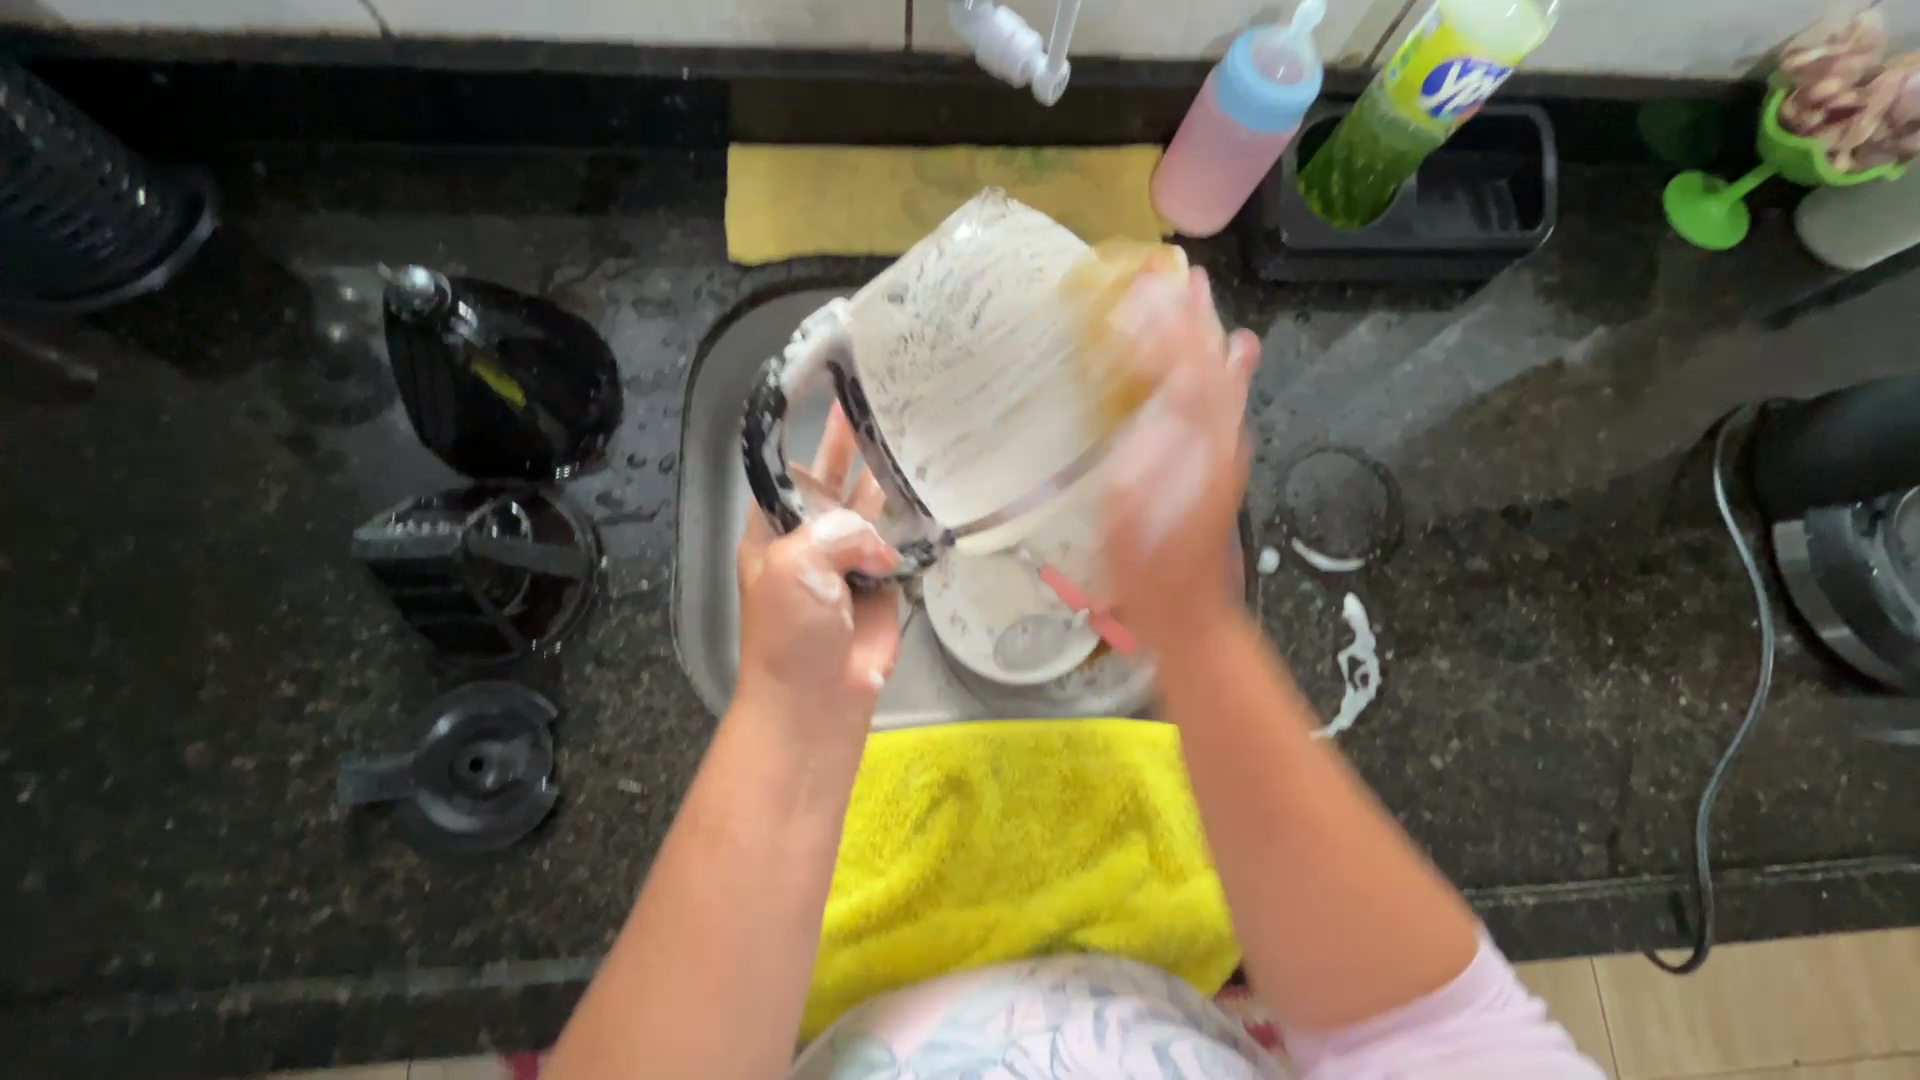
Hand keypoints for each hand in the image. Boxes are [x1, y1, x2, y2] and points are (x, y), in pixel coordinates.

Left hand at [734, 405, 902, 737]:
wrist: (817, 700)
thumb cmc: (790, 632)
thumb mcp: (795, 568)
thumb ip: (836, 531)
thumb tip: (880, 544)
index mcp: (775, 530)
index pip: (789, 470)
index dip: (807, 435)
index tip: (829, 395)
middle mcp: (812, 538)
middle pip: (831, 479)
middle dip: (848, 443)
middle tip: (869, 397)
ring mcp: (849, 560)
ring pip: (869, 507)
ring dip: (883, 474)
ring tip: (906, 430)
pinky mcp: (883, 583)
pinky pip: (900, 543)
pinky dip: (914, 520)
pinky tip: (931, 486)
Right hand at [1102, 268, 1259, 657]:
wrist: (1189, 611)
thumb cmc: (1148, 569)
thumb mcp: (1128, 512)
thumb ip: (1141, 453)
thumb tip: (1151, 400)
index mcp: (1190, 447)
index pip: (1183, 371)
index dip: (1168, 327)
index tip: (1152, 287)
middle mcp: (1216, 442)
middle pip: (1210, 369)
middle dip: (1197, 323)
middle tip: (1188, 279)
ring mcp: (1222, 456)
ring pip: (1221, 387)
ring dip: (1213, 343)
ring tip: (1208, 309)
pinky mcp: (1220, 471)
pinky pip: (1225, 411)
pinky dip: (1225, 379)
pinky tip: (1231, 367)